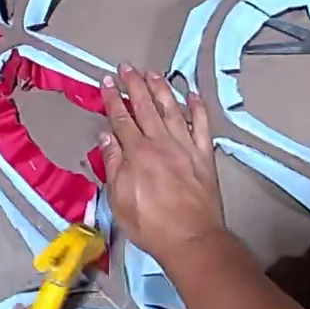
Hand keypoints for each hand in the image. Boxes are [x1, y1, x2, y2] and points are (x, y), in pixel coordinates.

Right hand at [99, 64, 227, 264]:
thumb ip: (113, 165)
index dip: (113, 98)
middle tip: (127, 67)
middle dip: (135, 84)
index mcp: (137, 154)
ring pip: (172, 110)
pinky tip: (193, 95)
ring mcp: (185, 148)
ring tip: (153, 73)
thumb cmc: (150, 225)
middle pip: (145, 107)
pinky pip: (202, 126)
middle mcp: (161, 144)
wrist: (191, 240)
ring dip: (161, 89)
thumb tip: (106, 137)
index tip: (107, 81)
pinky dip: (198, 109)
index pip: (121, 118)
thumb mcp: (119, 199)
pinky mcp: (203, 156)